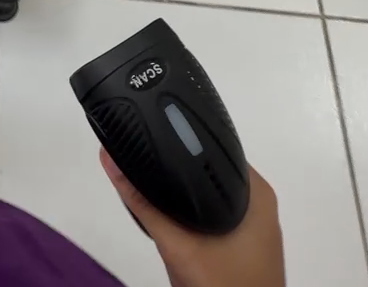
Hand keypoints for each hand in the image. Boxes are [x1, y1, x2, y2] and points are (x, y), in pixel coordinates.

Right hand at [100, 149, 285, 286]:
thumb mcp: (176, 245)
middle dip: (174, 159)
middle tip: (137, 148)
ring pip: (207, 189)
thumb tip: (109, 158)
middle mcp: (258, 201)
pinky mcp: (241, 241)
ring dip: (179, 185)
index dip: (178, 131)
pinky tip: (164, 205)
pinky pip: (210, 208)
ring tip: (144, 170)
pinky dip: (188, 204)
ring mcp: (251, 224)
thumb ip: (142, 201)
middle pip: (207, 165)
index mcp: (255, 192)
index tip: (146, 122)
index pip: (212, 143)